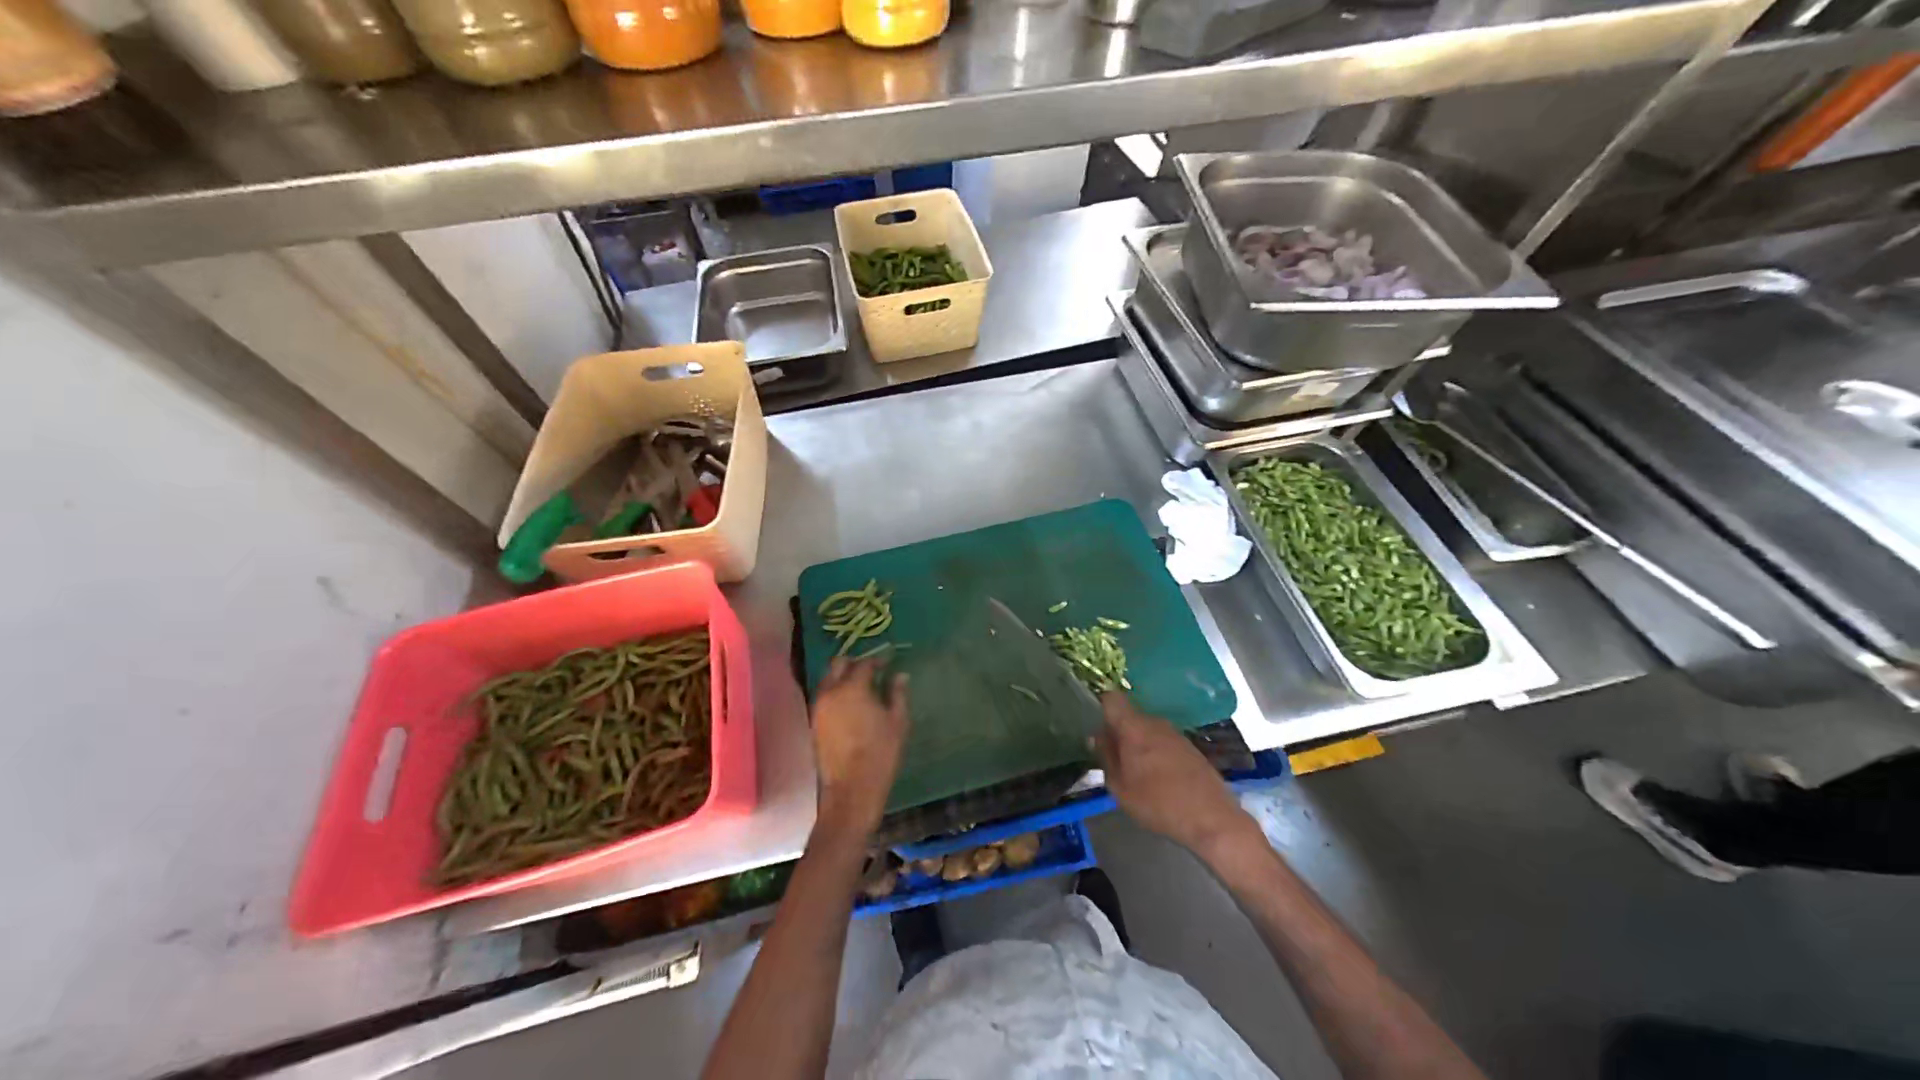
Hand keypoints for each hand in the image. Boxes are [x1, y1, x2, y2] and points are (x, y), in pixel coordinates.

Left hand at [811, 656, 908, 835]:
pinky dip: (835, 692)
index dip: (878, 660)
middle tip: (872, 670)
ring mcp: (818, 707)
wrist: (851, 788)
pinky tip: (850, 703)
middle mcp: (830, 692)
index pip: (864, 664)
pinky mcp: (814, 722)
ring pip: (827, 679)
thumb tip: (900, 675)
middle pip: (838, 664)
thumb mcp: (897, 721)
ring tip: (861, 686)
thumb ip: (897, 694)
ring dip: (842, 677)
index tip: (889, 660)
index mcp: (852, 688)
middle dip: (855, 663)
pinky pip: (824, 697)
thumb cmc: (880, 753)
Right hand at [1095, 693, 1254, 856]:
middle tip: (1111, 758)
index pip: (1112, 698)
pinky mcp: (1191, 748)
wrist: (1211, 819)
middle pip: (1130, 716)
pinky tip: (1158, 779)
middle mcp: (1156, 723)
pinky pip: (1164, 742)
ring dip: (1138, 744)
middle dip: (1118, 732)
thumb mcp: (1120, 786)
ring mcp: (1176, 735)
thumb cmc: (1158, 803)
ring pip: (1147, 730)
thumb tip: (1096, 735)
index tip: (1095, 728)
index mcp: (1134, 727)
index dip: (1100, 707)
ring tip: (1134, 772)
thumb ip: (1106, 756)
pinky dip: (1155, 753)